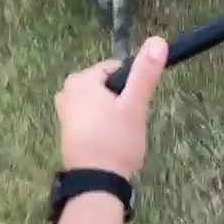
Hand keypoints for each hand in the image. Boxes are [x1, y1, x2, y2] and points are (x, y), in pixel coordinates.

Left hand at [55, 37, 167, 177]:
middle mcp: (66, 93)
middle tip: (130, 124)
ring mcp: (65, 114)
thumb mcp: (134, 105)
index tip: (136, 108)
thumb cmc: (116, 141)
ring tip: (122, 135)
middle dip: (122, 102)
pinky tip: (112, 144)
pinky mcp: (68, 133)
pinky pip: (93, 120)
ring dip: (114, 116)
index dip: (132, 87)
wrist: (96, 184)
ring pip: (102, 104)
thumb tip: (158, 40)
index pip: (117, 70)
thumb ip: (145, 73)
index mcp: (80, 81)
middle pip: (108, 87)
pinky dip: (104, 128)